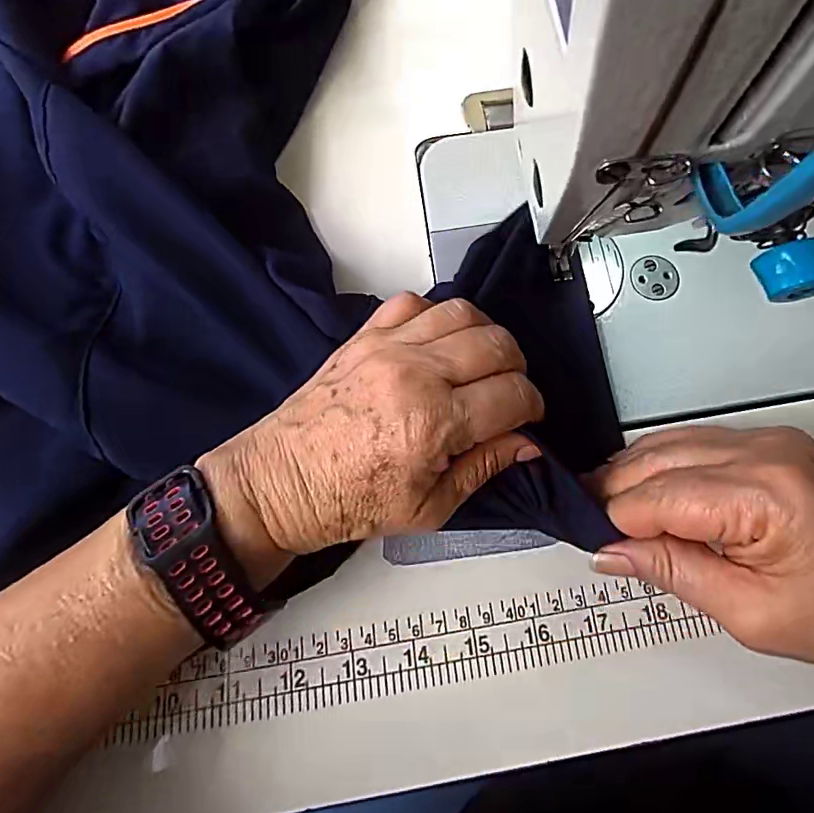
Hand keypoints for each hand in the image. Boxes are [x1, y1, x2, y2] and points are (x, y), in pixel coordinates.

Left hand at [199, 294, 544, 573]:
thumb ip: (483, 468)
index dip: (530, 408)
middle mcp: (412, 374)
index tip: (525, 418)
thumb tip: (524, 445)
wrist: (283, 481)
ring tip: (479, 366)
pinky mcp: (362, 339)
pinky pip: (412, 303)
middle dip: (515, 370)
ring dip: (483, 337)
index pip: (513, 394)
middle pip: (497, 345)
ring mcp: (385, 349)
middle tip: (506, 393)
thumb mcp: (428, 509)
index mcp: (433, 422)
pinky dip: (435, 316)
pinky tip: (437, 344)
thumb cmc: (344, 499)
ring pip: (462, 313)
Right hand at [585, 425, 813, 719]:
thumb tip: (610, 551)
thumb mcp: (744, 612)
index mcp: (767, 498)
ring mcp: (770, 441)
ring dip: (632, 475)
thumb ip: (670, 570)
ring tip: (612, 510)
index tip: (595, 542)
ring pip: (666, 444)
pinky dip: (661, 465)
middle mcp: (768, 454)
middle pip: (654, 461)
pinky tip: (647, 490)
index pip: (656, 499)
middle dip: (614, 492)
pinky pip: (691, 442)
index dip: (616, 522)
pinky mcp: (768, 441)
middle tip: (592, 525)